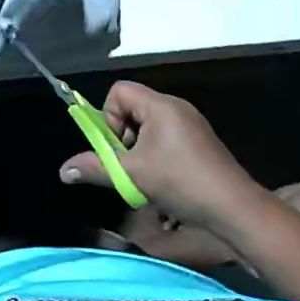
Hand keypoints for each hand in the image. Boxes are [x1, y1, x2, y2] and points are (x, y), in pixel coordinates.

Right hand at [58, 82, 265, 228]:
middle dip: (122, 135)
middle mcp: (176, 107)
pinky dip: (155, 153)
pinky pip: (165, 136)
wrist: (236, 210)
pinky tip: (163, 179)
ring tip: (145, 175)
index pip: (119, 91)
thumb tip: (63, 171)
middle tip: (129, 163)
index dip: (109, 115)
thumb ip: (95, 167)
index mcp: (160, 106)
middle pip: (132, 107)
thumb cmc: (181, 182)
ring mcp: (191, 124)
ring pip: (148, 125)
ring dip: (138, 148)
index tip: (117, 145)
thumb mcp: (132, 175)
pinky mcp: (200, 141)